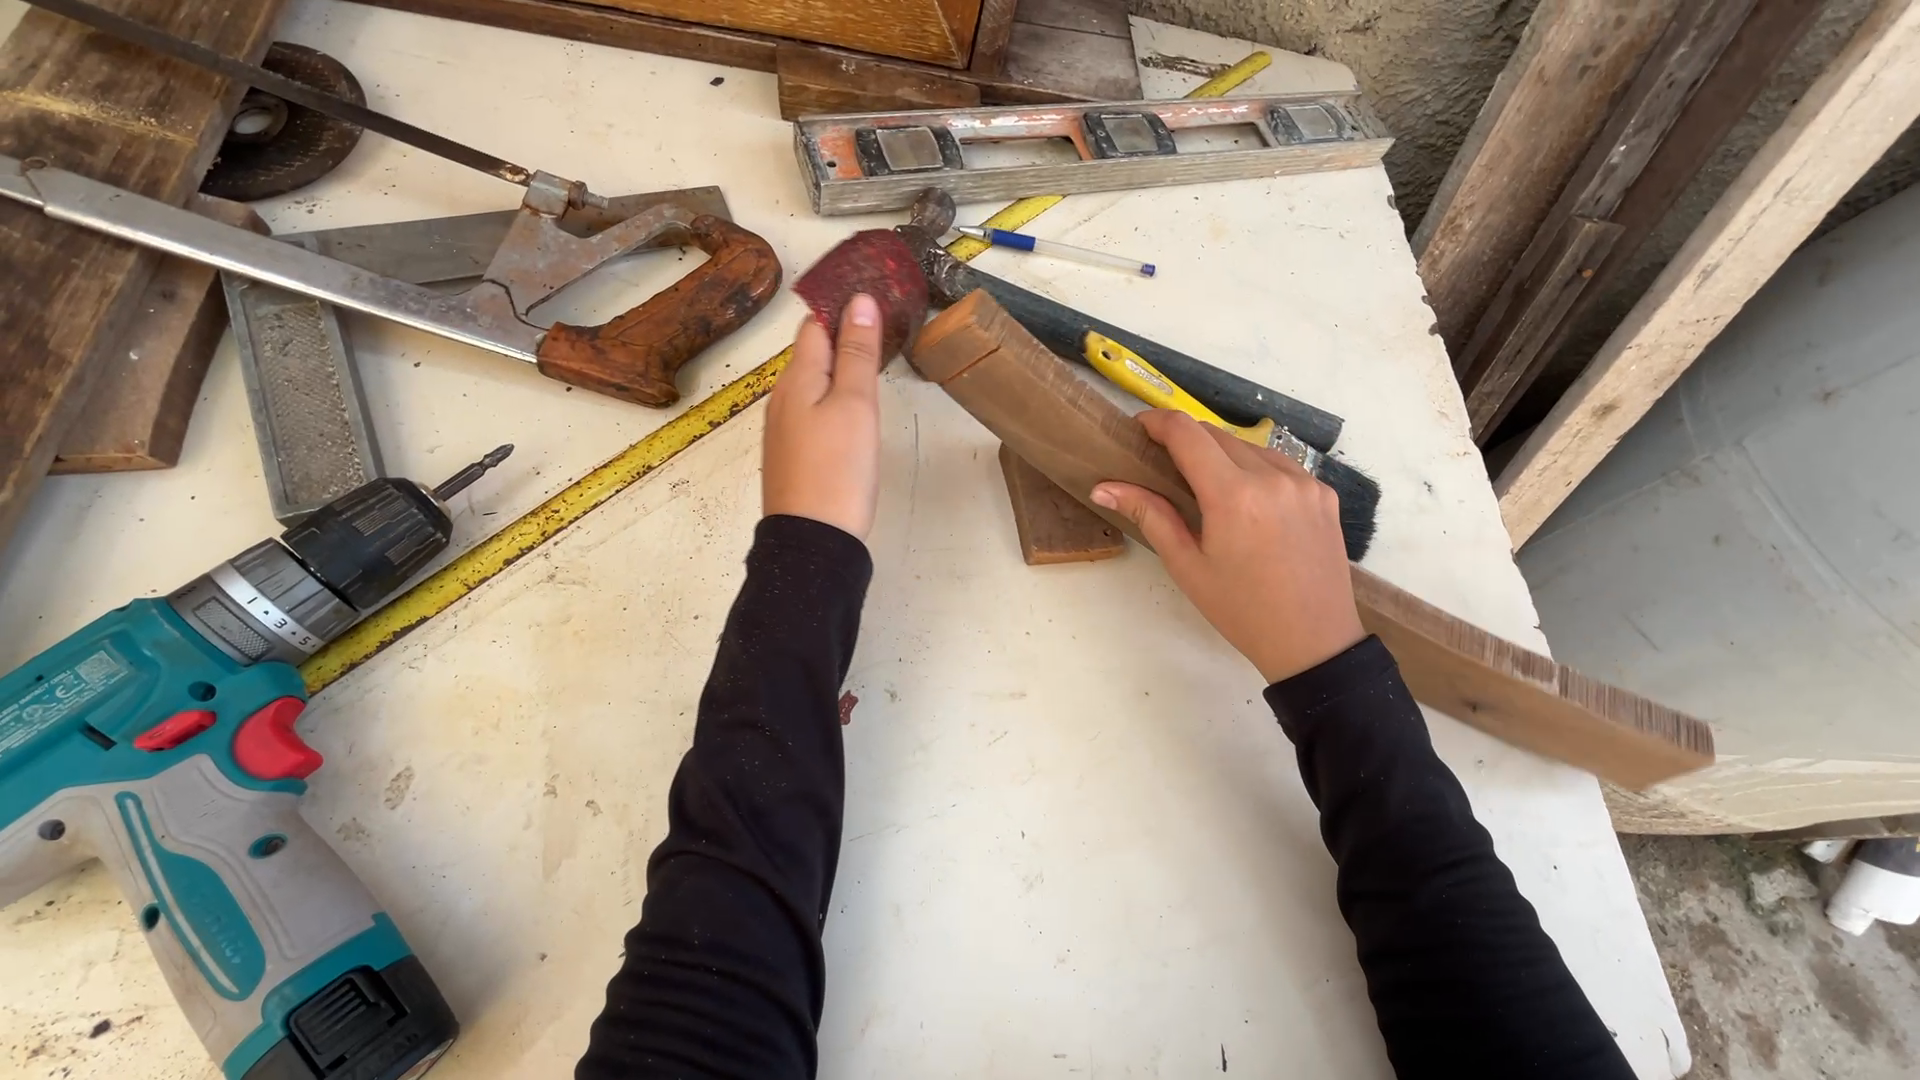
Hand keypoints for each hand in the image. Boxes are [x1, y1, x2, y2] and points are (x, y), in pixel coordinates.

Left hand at [763, 293, 883, 540]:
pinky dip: (830, 403)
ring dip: (837, 373)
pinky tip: (850, 417)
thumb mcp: (856, 405)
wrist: (812, 540)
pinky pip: (809, 414)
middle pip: (810, 356)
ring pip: (810, 387)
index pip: (814, 326)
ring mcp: (782, 431)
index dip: (840, 311)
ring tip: (872, 372)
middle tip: (882, 336)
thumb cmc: (839, 469)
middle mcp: (781, 399)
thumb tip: (858, 301)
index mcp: (797, 379)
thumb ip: (858, 353)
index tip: (874, 304)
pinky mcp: (791, 457)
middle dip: (841, 340)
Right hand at [1092, 410, 1363, 683]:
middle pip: (1216, 434)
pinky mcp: (1323, 492)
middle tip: (1163, 465)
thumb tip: (1103, 487)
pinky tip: (1244, 501)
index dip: (1157, 422)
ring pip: (1248, 447)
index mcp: (1233, 496)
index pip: (1187, 433)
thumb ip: (1149, 515)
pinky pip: (1278, 464)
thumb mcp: (1187, 566)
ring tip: (1204, 487)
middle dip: (1185, 441)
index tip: (1138, 430)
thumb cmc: (1240, 610)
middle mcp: (1272, 478)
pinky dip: (1253, 470)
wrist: (1314, 642)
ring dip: (1219, 455)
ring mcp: (1304, 482)